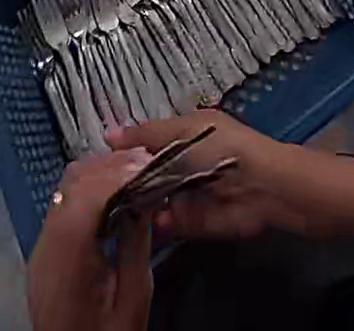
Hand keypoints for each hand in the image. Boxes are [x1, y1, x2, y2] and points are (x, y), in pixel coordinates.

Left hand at [28, 150, 155, 330]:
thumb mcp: (134, 298)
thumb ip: (138, 242)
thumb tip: (147, 195)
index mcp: (66, 262)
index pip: (86, 197)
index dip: (118, 173)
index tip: (149, 164)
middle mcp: (46, 245)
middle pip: (74, 183)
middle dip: (113, 166)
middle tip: (148, 161)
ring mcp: (42, 244)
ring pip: (68, 185)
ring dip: (102, 171)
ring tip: (136, 169)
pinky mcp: (47, 245)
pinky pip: (67, 199)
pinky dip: (92, 185)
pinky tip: (117, 187)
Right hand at [108, 112, 313, 240]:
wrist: (259, 185)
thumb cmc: (222, 145)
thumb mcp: (182, 131)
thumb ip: (145, 135)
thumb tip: (108, 134)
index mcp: (175, 136)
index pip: (138, 144)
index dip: (119, 152)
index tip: (95, 160)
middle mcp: (173, 165)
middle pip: (137, 174)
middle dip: (120, 180)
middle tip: (97, 185)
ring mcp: (177, 195)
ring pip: (144, 201)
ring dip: (132, 202)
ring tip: (115, 202)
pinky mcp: (184, 223)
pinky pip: (159, 223)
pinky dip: (152, 222)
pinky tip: (146, 217)